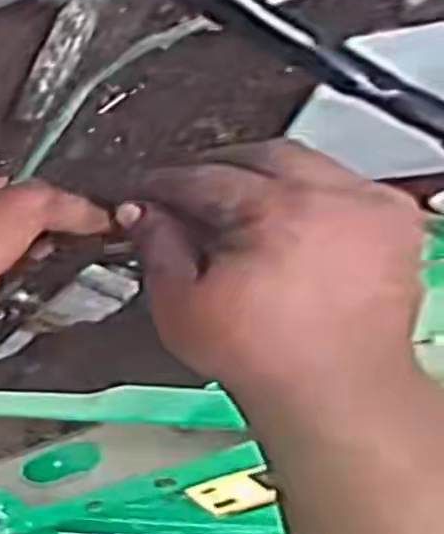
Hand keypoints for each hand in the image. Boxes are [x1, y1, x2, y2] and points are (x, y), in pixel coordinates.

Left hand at [0, 178, 111, 319]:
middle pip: (3, 220)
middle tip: (43, 246)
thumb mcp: (33, 207)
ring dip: (8, 258)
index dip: (47, 201)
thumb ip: (69, 205)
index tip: (67, 220)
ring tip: (19, 265)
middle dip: (28, 233)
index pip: (17, 186)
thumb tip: (100, 216)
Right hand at [119, 140, 428, 406]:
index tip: (138, 192)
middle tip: (174, 188)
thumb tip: (140, 212)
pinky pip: (341, 187)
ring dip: (257, 176)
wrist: (331, 379)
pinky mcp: (395, 224)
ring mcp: (375, 208)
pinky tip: (268, 220)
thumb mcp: (177, 296)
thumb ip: (158, 244)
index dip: (161, 183)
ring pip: (308, 165)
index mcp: (280, 212)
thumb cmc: (253, 346)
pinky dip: (297, 193)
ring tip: (218, 204)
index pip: (206, 177)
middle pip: (266, 154)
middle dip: (213, 165)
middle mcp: (338, 198)